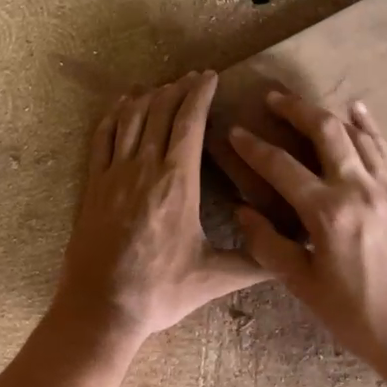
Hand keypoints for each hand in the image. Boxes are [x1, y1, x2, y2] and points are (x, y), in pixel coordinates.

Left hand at [54, 72, 266, 342]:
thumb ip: (255, 262)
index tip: (211, 77)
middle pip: (160, 111)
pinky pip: (102, 137)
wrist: (101, 309)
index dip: (200, 94)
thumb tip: (294, 251)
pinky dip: (114, 114)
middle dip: (178, 88)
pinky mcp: (92, 185)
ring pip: (131, 118)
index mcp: (177, 182)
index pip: (189, 122)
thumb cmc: (160, 292)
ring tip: (164, 86)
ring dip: (149, 96)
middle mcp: (144, 168)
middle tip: (193, 78)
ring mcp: (113, 174)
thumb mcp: (213, 277)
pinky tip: (122, 104)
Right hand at [229, 93, 386, 366]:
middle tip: (272, 97)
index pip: (281, 166)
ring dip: (327, 112)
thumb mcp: (303, 286)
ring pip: (355, 132)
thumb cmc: (356, 315)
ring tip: (306, 104)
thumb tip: (242, 212)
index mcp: (327, 212)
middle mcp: (357, 188)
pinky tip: (356, 110)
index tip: (235, 131)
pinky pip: (382, 147)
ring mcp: (385, 186)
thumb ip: (269, 245)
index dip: (253, 147)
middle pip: (324, 130)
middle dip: (295, 108)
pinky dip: (366, 125)